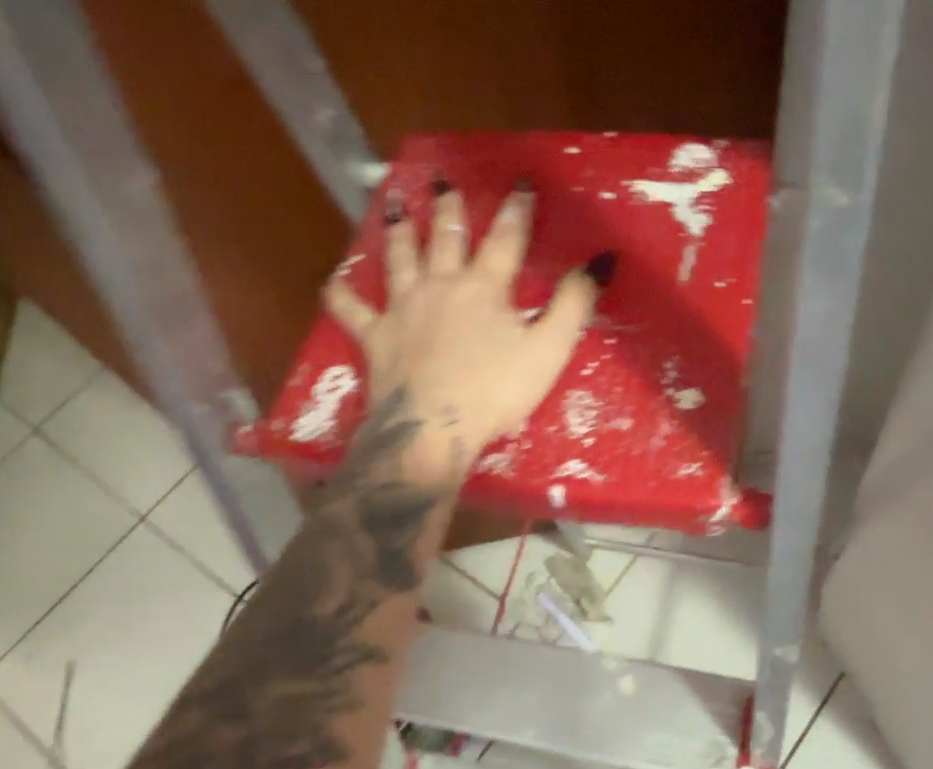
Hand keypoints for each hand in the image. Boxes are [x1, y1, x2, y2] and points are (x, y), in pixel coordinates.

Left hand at [322, 179, 603, 466]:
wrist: (433, 426)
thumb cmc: (496, 392)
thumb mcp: (549, 349)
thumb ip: (573, 303)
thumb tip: (599, 259)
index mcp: (485, 287)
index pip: (506, 239)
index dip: (518, 209)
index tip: (523, 181)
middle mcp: (441, 285)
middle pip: (446, 237)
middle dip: (449, 206)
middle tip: (442, 177)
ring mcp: (403, 308)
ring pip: (399, 258)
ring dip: (399, 229)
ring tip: (396, 203)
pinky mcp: (375, 336)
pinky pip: (351, 310)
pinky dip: (341, 294)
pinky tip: (332, 281)